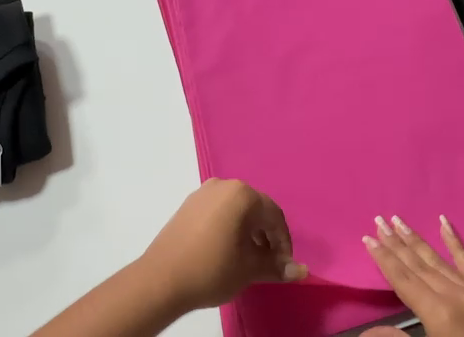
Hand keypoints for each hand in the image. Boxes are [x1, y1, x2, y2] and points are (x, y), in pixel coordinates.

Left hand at [136, 179, 307, 312]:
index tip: (284, 266)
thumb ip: (276, 267)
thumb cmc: (212, 270)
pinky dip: (229, 226)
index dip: (283, 242)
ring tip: (248, 258)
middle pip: (256, 208)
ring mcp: (204, 191)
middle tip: (268, 263)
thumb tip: (301, 271)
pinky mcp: (189, 203)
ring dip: (248, 231)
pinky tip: (226, 249)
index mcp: (242, 195)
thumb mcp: (249, 269)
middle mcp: (224, 185)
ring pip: (236, 209)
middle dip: (266, 235)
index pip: (274, 216)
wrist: (162, 278)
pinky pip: (219, 210)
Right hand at [362, 215, 463, 336]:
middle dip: (396, 242)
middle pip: (418, 264)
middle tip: (379, 220)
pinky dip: (455, 242)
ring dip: (416, 240)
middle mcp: (455, 294)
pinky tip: (444, 223)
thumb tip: (367, 331)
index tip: (367, 237)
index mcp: (437, 312)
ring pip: (439, 260)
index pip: (403, 279)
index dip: (384, 259)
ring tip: (398, 221)